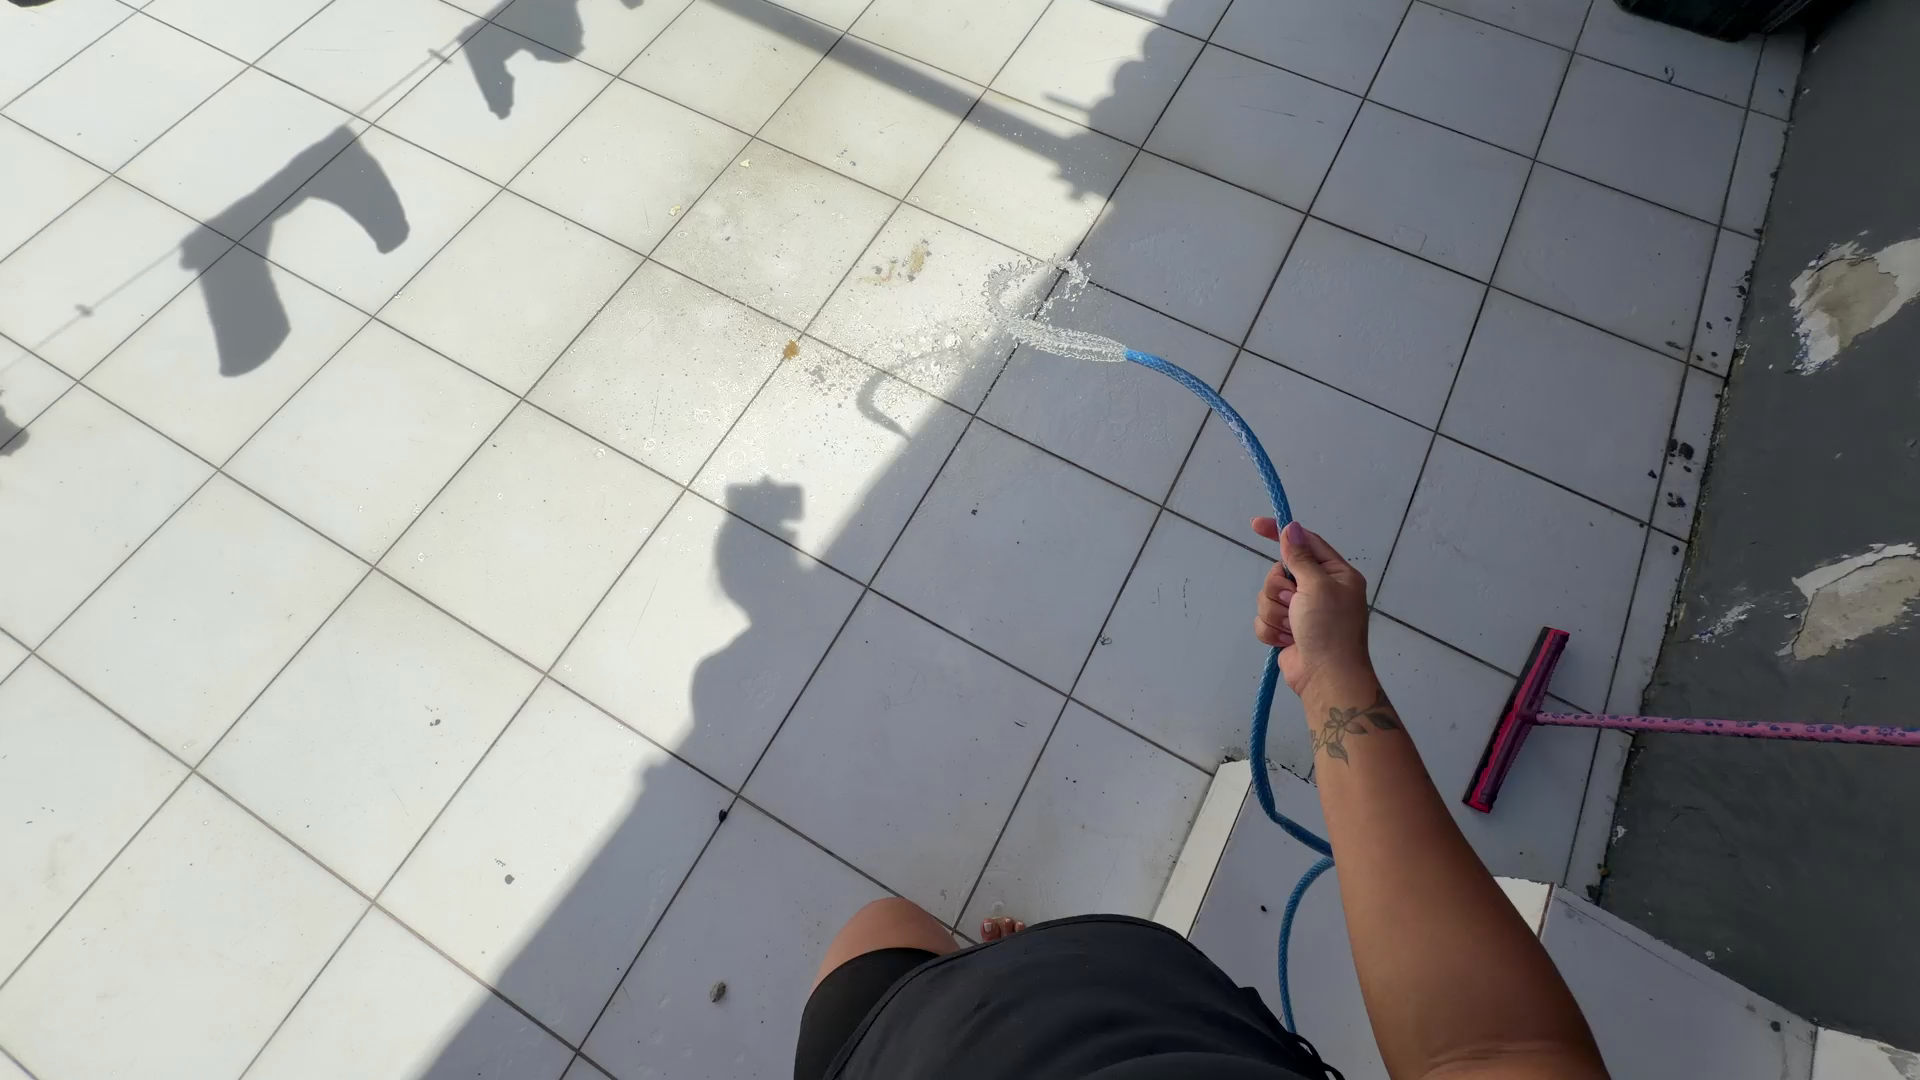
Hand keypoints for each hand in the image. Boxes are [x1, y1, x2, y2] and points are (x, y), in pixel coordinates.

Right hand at [1252, 519, 1372, 696]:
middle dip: (1278, 589)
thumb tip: (1292, 527)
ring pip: (1267, 597)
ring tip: (1292, 627)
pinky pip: (1264, 619)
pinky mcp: (1286, 629)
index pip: (1305, 543)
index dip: (1280, 533)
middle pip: (1279, 572)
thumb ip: (1300, 557)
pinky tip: (1286, 641)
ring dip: (1274, 613)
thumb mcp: (1317, 586)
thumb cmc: (1329, 628)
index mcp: (1335, 574)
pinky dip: (1271, 630)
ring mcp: (1300, 611)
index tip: (1255, 525)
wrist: (1325, 676)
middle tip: (1292, 602)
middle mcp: (1318, 589)